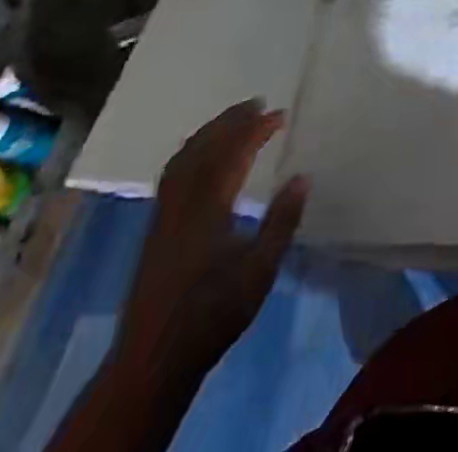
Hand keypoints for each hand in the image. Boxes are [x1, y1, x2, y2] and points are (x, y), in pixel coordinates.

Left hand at [115, 99, 307, 376]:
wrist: (155, 355)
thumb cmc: (214, 312)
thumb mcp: (260, 270)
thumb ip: (281, 221)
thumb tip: (302, 178)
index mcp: (208, 208)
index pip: (233, 154)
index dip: (255, 129)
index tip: (278, 113)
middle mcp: (181, 202)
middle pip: (204, 148)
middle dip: (230, 121)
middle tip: (256, 103)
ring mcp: (163, 213)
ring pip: (183, 158)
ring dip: (209, 132)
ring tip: (232, 119)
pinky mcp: (156, 226)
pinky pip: (173, 172)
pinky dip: (192, 151)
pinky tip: (202, 157)